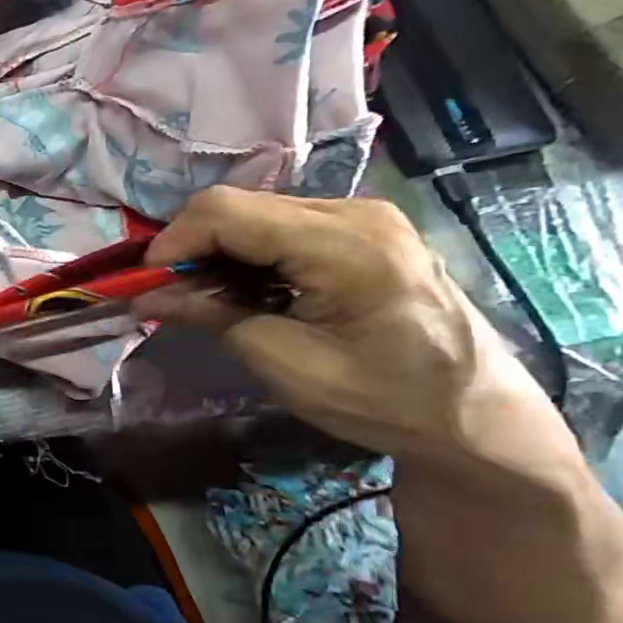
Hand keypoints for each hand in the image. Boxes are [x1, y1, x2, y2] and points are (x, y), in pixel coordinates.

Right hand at [131, 187, 578, 476]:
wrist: (476, 417)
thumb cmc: (383, 400)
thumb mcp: (286, 365)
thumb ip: (213, 318)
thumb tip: (146, 298)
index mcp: (345, 245)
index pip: (228, 212)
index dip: (174, 241)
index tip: (147, 284)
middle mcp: (355, 212)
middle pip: (239, 205)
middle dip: (192, 246)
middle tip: (173, 296)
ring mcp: (363, 217)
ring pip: (255, 212)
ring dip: (218, 251)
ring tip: (210, 298)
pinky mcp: (363, 229)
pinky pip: (281, 225)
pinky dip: (247, 253)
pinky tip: (248, 290)